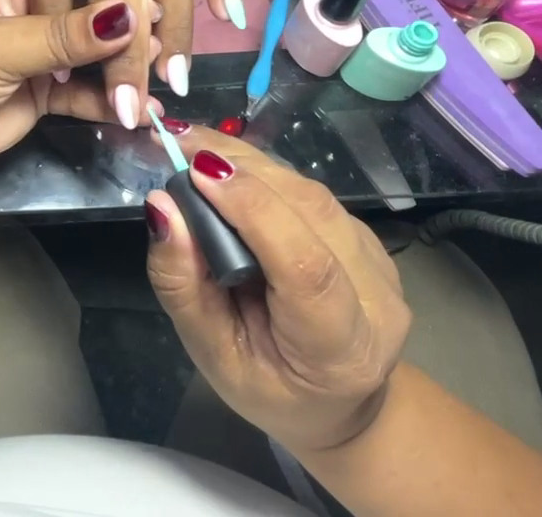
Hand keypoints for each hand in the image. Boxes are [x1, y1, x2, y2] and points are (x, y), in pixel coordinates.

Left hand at [0, 0, 161, 182]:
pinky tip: (143, 104)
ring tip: (161, 61)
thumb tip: (129, 15)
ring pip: (95, 44)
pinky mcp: (47, 86)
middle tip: (164, 23)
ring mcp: (42, 44)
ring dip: (126, 55)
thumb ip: (60, 35)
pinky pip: (87, 88)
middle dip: (127, 10)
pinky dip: (111, 97)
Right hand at [145, 127, 409, 454]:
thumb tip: (161, 206)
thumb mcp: (208, 351)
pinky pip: (311, 193)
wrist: (338, 401)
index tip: (195, 170)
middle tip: (177, 140)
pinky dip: (264, 172)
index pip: (306, 265)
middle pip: (311, 212)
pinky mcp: (368, 238)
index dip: (252, 209)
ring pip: (311, 192)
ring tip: (192, 144)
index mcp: (338, 348)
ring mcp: (380, 263)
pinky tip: (226, 166)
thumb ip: (182, 283)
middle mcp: (376, 299)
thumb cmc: (266, 385)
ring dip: (248, 162)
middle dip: (241, 169)